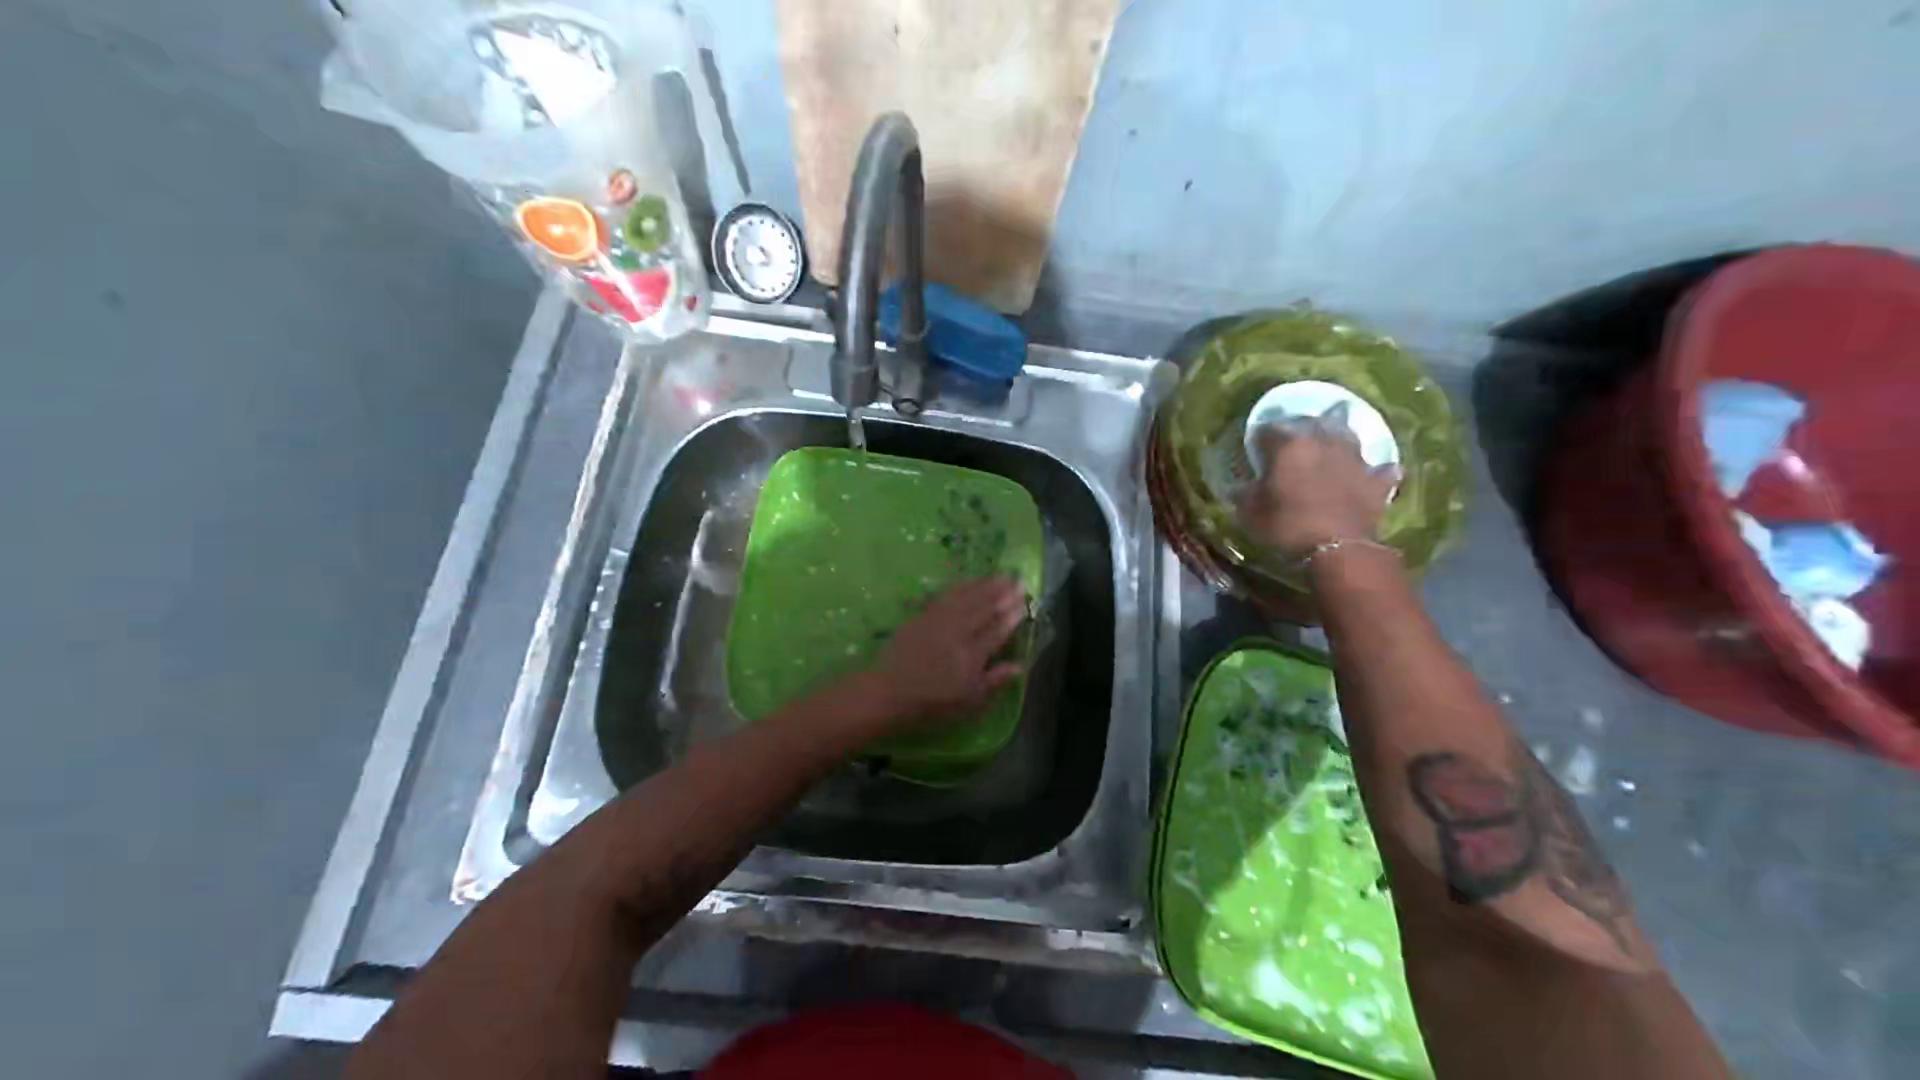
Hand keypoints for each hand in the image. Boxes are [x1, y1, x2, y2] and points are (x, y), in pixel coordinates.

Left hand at [863, 577, 1027, 734]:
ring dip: (985, 585)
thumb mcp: (968, 702)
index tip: (1024, 601)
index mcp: (973, 654)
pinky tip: (969, 583)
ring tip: (1000, 576)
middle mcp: (958, 632)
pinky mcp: (922, 616)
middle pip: (984, 608)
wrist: (888, 692)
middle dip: (1003, 594)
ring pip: (967, 598)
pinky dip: (961, 587)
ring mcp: (939, 621)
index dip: (1011, 615)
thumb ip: (994, 681)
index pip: (997, 629)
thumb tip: (1019, 665)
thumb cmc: (931, 704)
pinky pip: (946, 596)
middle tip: (1018, 580)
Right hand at [1238, 424, 1397, 558]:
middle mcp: (1323, 442)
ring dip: (1337, 437)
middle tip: (1291, 442)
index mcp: (1288, 445)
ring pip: (1347, 435)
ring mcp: (1355, 459)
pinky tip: (1371, 472)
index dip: (1259, 437)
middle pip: (1311, 423)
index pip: (1268, 429)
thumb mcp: (1250, 513)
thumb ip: (1244, 494)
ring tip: (1330, 445)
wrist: (1338, 550)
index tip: (1255, 448)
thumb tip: (1239, 487)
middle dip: (1300, 429)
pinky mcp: (1377, 480)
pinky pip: (1379, 469)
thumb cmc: (1286, 527)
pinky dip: (1373, 470)